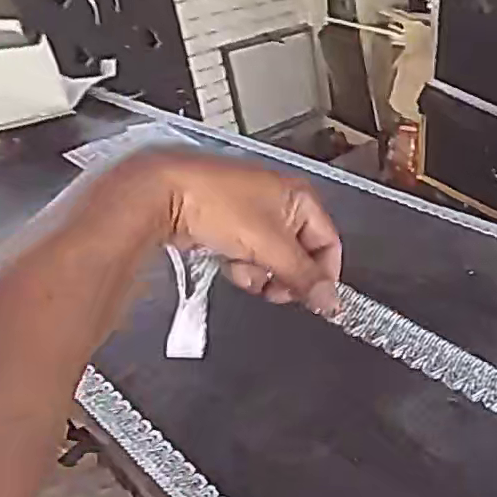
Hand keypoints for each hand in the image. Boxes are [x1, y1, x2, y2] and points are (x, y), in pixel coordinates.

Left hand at [129, 147, 343, 315]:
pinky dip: (241, 266)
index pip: (329, 245)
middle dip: (285, 276)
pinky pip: (250, 259)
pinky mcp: (232, 228)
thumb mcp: (272, 247)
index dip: (322, 275)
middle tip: (274, 287)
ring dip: (259, 273)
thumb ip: (305, 277)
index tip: (314, 300)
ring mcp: (255, 216)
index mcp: (300, 198)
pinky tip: (228, 260)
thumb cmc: (216, 204)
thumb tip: (330, 300)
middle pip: (301, 257)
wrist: (165, 197)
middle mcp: (281, 204)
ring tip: (242, 265)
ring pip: (274, 262)